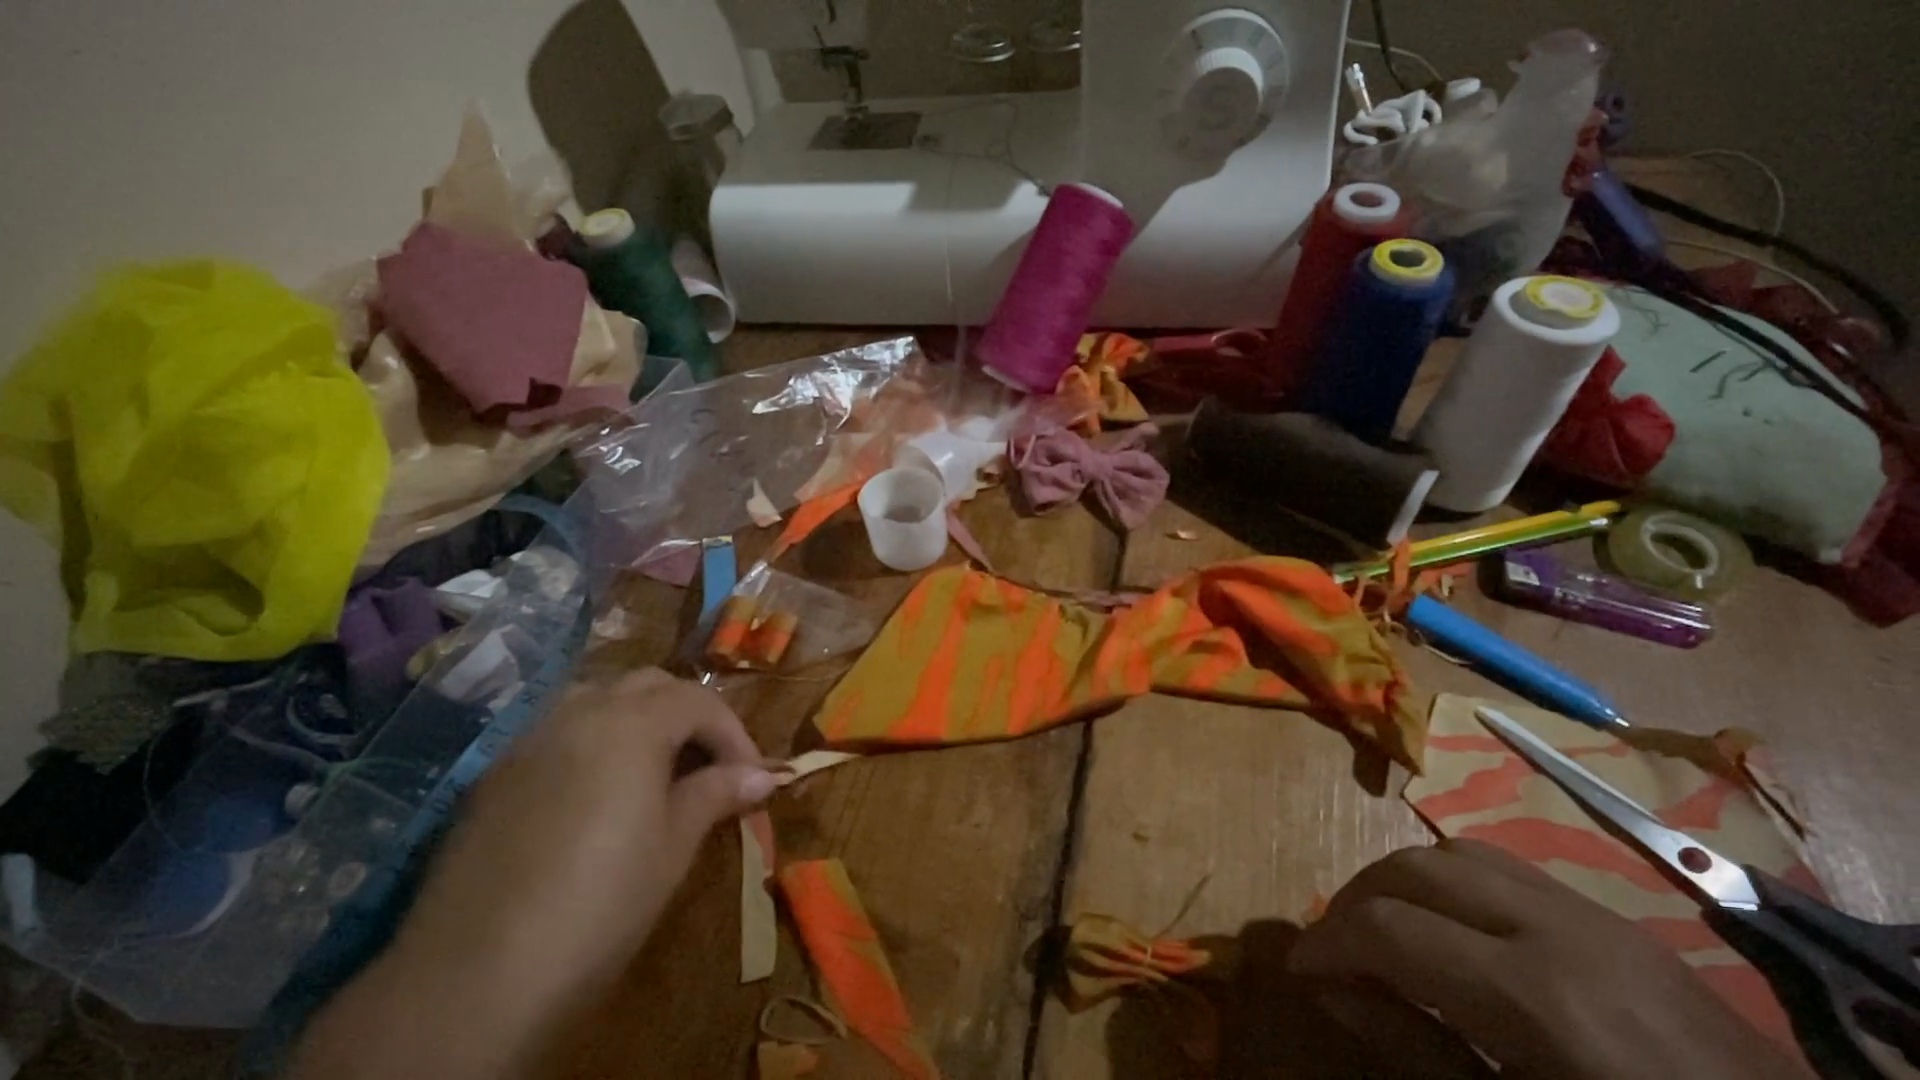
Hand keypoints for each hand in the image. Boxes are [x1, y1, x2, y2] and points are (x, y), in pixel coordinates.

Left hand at [290, 669, 776, 1079]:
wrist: (477, 971)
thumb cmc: (602, 902)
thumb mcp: (673, 847)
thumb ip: (715, 795)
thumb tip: (761, 775)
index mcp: (631, 723)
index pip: (699, 701)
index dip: (735, 735)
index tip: (754, 778)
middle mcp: (578, 712)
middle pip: (648, 685)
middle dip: (688, 714)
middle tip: (711, 764)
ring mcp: (529, 739)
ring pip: (597, 699)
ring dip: (638, 720)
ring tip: (658, 771)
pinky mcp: (495, 775)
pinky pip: (558, 733)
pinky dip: (594, 742)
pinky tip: (598, 794)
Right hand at [1288, 839, 1811, 1079]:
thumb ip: (1415, 1048)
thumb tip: (1331, 988)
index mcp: (1536, 998)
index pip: (1390, 928)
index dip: (1327, 942)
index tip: (1297, 967)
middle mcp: (1561, 932)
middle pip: (1418, 868)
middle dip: (1355, 897)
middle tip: (1330, 945)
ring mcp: (1598, 917)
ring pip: (1460, 851)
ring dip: (1402, 880)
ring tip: (1381, 926)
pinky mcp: (1621, 920)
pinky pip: (1510, 870)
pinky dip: (1453, 882)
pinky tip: (1451, 928)